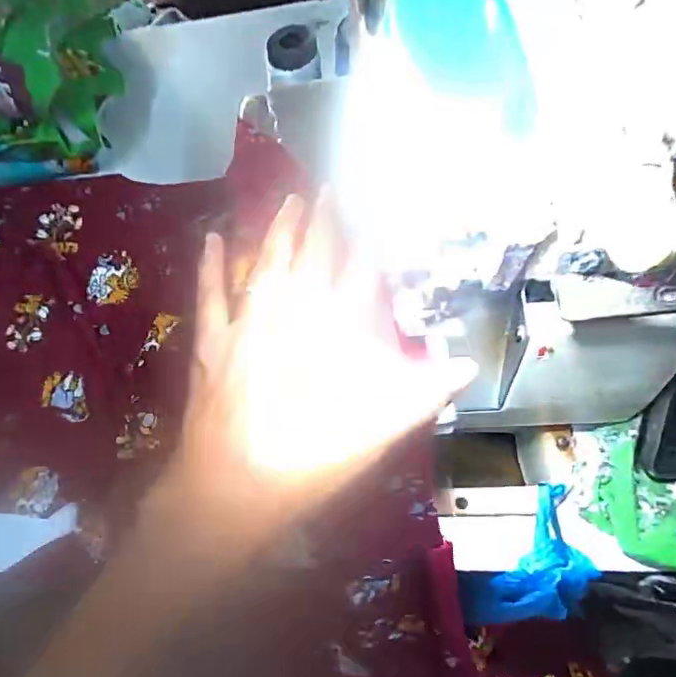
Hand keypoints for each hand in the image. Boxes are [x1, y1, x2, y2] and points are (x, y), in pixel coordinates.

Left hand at [142, 193, 474, 554]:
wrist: (233, 487)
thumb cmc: (309, 462)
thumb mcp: (377, 433)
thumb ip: (421, 394)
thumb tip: (464, 367)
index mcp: (334, 333)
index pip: (358, 272)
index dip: (368, 239)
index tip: (375, 210)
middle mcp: (290, 315)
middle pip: (311, 256)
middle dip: (323, 221)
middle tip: (330, 190)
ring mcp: (246, 325)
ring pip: (265, 265)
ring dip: (278, 230)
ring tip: (290, 199)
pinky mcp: (212, 343)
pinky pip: (211, 295)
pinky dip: (211, 266)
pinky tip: (212, 238)